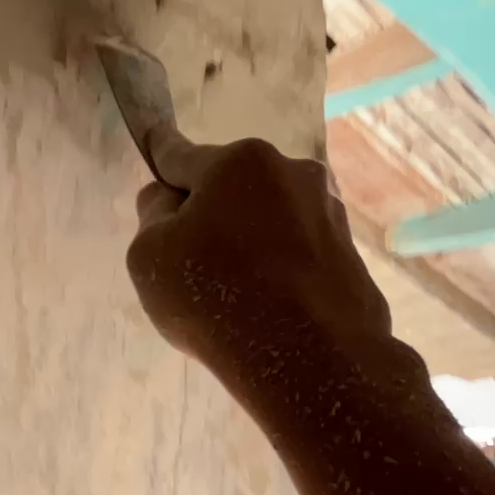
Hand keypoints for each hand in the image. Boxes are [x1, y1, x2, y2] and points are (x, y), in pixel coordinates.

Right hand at [124, 124, 392, 381]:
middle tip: (182, 262)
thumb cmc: (209, 293)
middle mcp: (291, 170)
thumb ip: (151, 216)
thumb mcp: (147, 255)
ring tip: (224, 291)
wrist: (302, 352)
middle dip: (204, 211)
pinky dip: (270, 264)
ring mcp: (326, 208)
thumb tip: (167, 199)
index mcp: (238, 162)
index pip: (181, 156)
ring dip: (239, 239)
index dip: (159, 158)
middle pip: (227, 186)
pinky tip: (257, 302)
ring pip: (261, 216)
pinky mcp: (347, 249)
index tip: (154, 142)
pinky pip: (290, 247)